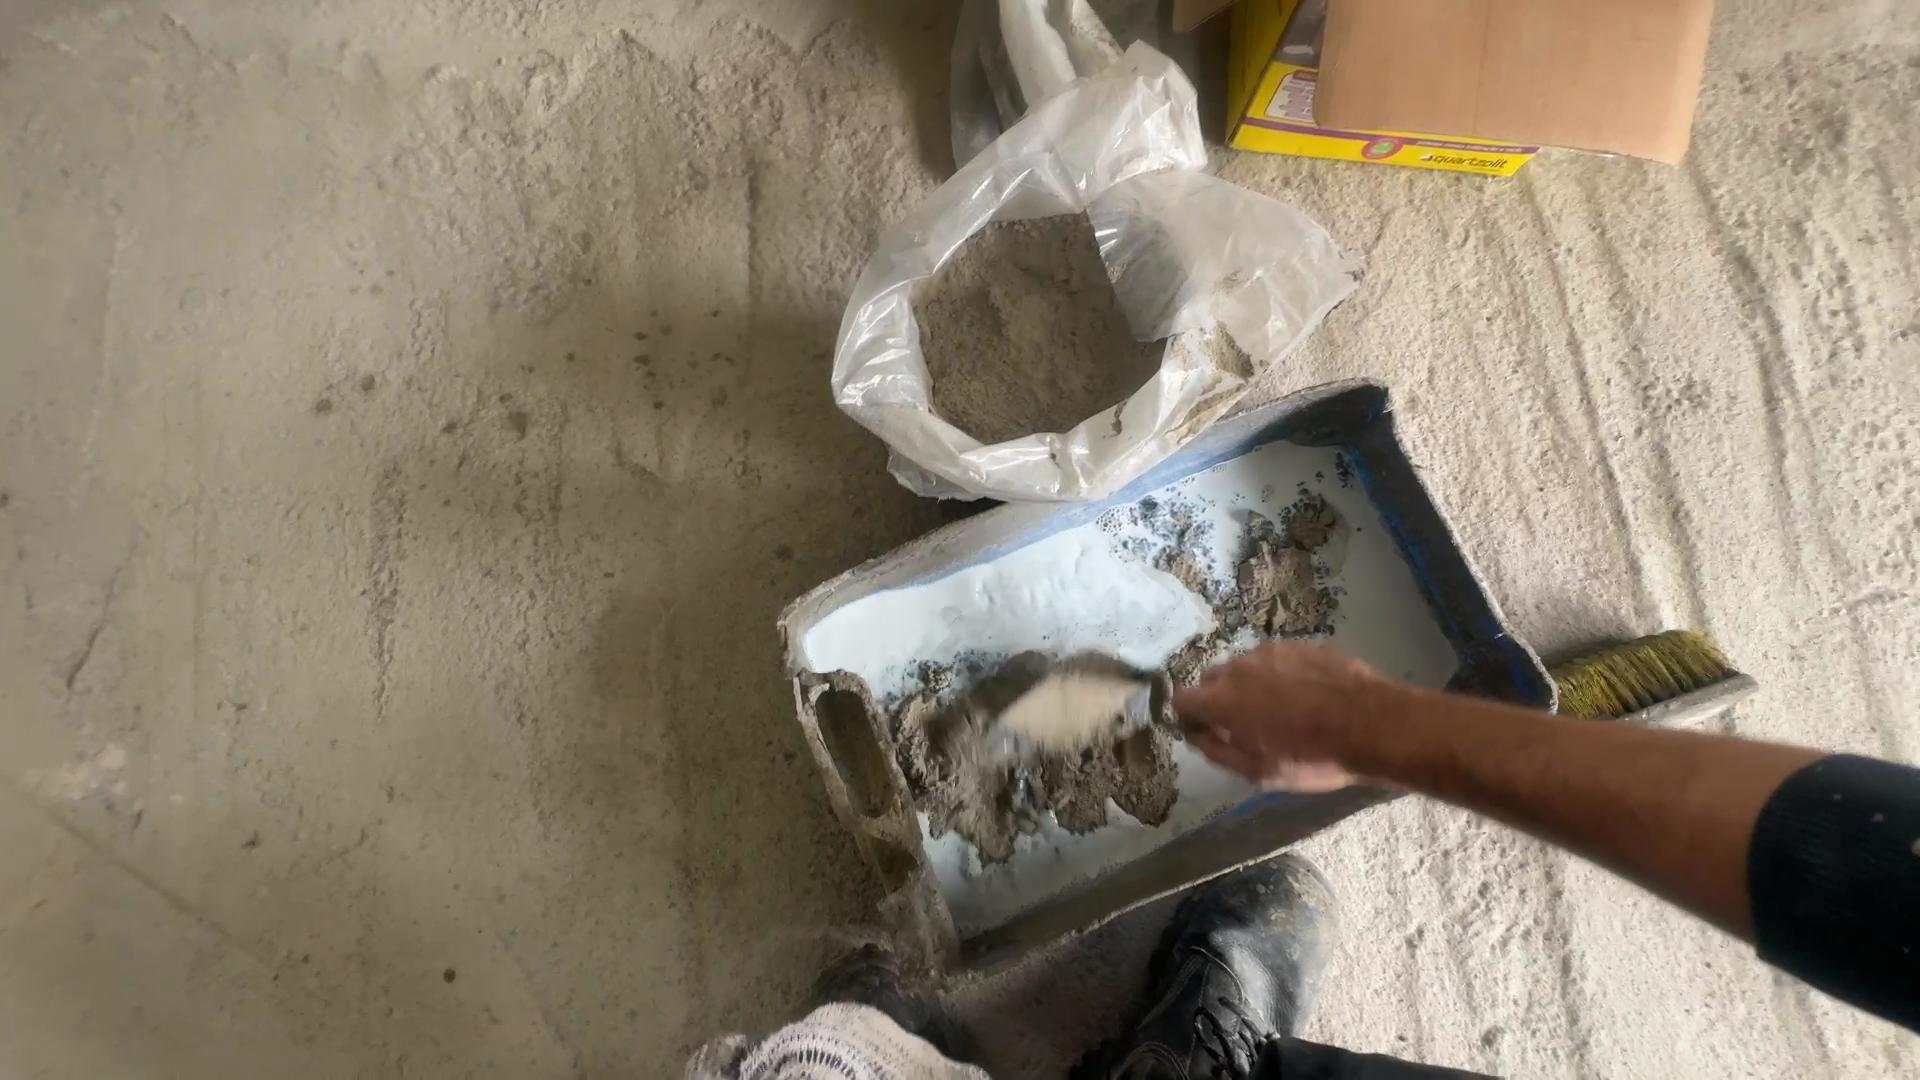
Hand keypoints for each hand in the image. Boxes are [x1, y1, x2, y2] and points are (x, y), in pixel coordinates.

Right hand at [1172, 641, 1395, 792]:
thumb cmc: (1311, 757)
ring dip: (1253, 685)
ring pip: (1247, 668)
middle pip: (1212, 679)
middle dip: (1221, 698)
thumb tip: (1195, 737)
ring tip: (1285, 707)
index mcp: (1221, 700)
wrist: (1372, 724)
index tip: (1203, 728)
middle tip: (1247, 722)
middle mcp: (1237, 668)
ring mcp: (1269, 652)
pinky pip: (1277, 660)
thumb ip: (1218, 752)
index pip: (1182, 699)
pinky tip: (1308, 694)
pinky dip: (1282, 675)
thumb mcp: (1259, 772)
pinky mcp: (1298, 644)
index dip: (1188, 714)